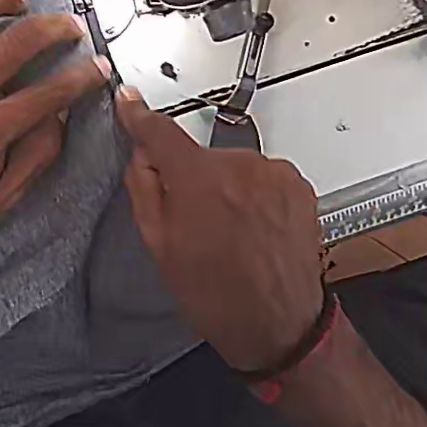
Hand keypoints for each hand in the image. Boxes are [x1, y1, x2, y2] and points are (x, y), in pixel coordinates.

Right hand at [117, 86, 324, 372]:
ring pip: (230, 164)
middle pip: (198, 153)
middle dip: (190, 176)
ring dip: (225, 185)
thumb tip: (143, 156)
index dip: (139, 115)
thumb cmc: (218, 294)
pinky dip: (252, 192)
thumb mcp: (159, 245)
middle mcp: (240, 168)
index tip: (130, 102)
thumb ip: (144, 188)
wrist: (277, 324)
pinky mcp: (297, 183)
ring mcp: (273, 174)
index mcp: (198, 181)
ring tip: (229, 230)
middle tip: (194, 220)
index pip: (160, 131)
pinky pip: (259, 174)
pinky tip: (252, 226)